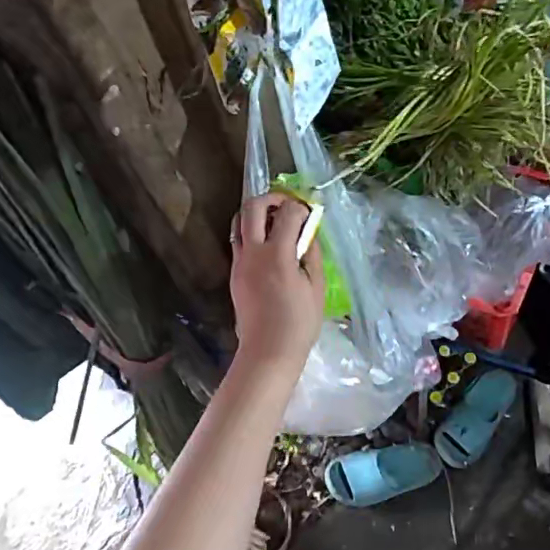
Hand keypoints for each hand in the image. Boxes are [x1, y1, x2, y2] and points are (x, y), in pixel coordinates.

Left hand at [229, 194, 324, 370]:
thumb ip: (311, 254)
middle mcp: (253, 252)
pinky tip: (270, 247)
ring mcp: (239, 262)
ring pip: (239, 221)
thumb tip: (308, 233)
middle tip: (289, 206)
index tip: (312, 214)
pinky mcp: (234, 273)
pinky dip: (252, 233)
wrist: (267, 351)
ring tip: (276, 224)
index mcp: (277, 254)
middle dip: (272, 198)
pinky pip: (238, 241)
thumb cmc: (298, 323)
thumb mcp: (316, 287)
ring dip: (257, 214)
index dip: (302, 207)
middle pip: (253, 206)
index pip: (288, 213)